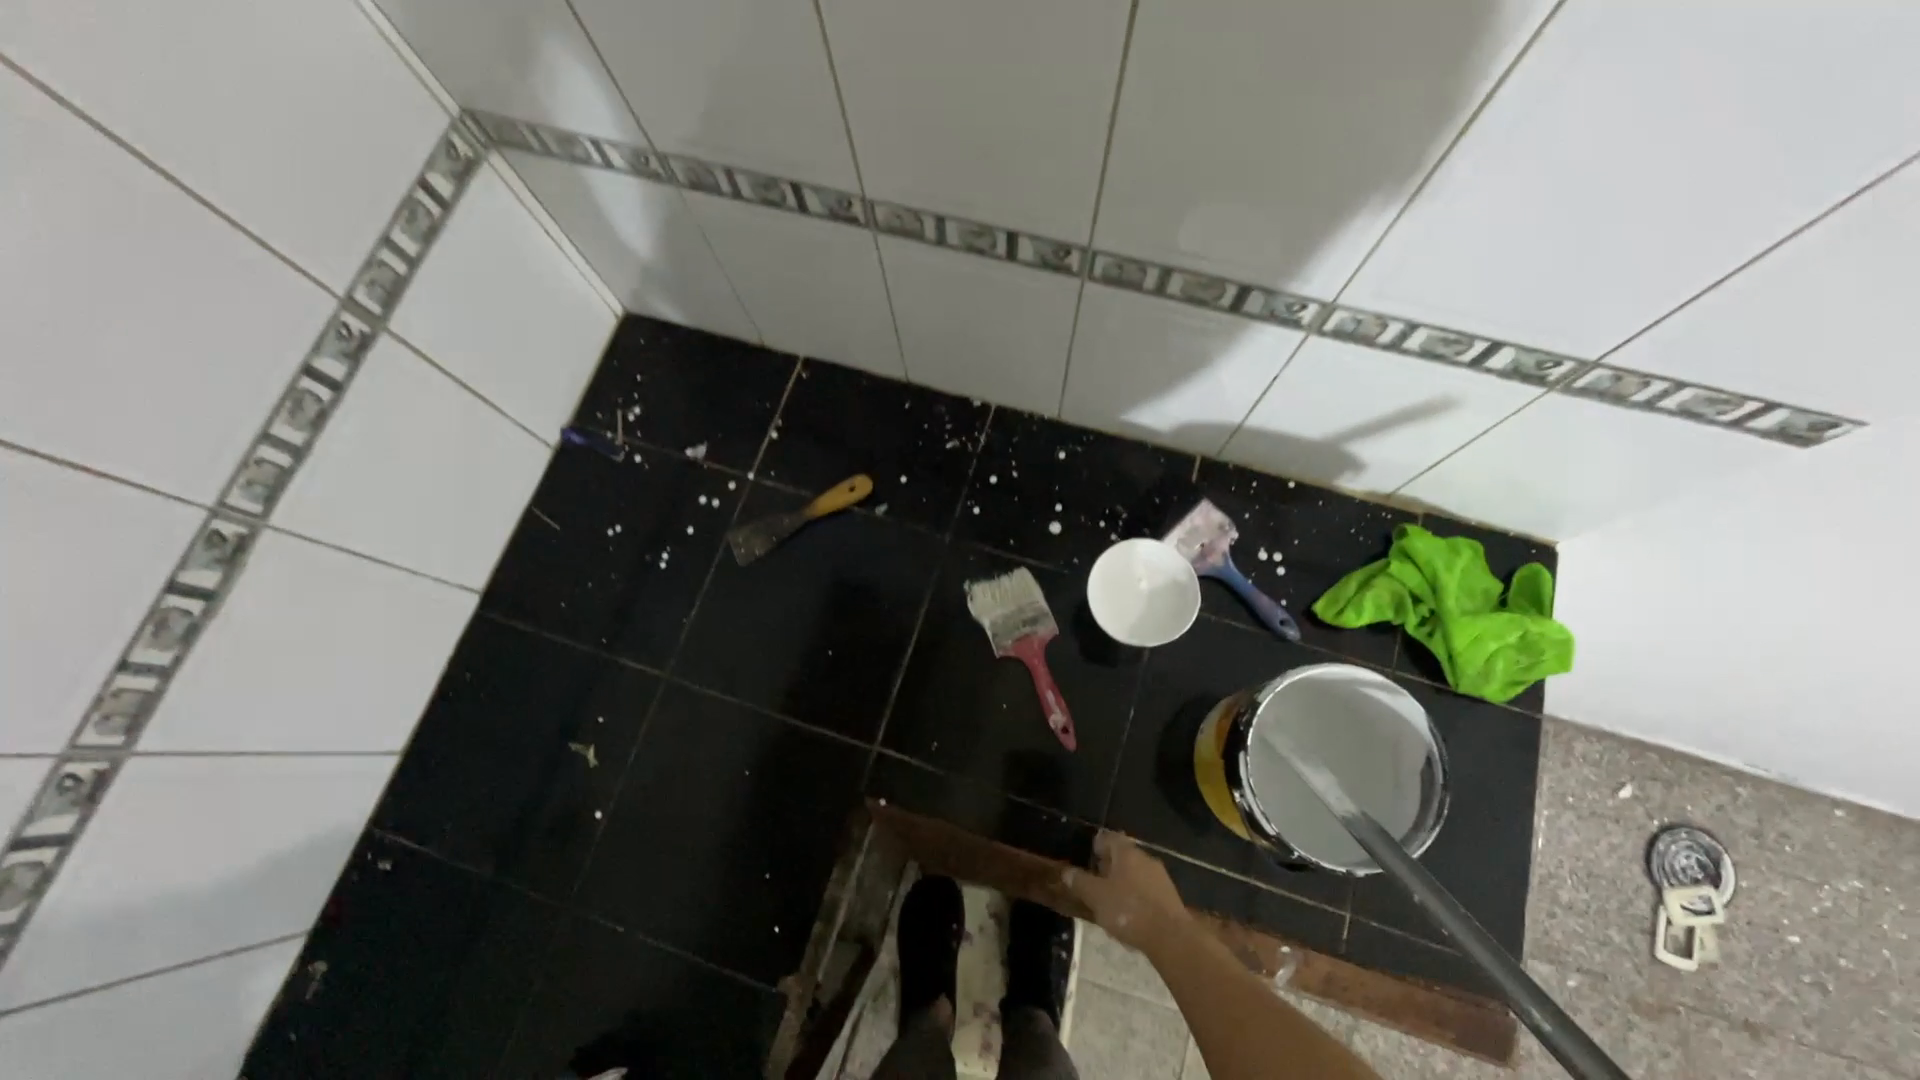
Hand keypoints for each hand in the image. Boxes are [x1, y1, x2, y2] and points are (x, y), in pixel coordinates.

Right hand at [1063, 831, 1190, 953]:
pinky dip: (1134, 895)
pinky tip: (1127, 912)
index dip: (1096, 845)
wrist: (1170, 937)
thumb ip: (1080, 882)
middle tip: (1093, 878)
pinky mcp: (1168, 897)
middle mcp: (1145, 858)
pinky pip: (1146, 889)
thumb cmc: (1128, 910)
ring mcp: (1160, 877)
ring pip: (1135, 873)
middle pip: (1123, 855)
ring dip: (1122, 881)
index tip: (1086, 856)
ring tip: (1108, 898)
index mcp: (1127, 852)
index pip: (1109, 837)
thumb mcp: (1096, 897)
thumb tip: (1067, 871)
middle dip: (1108, 865)